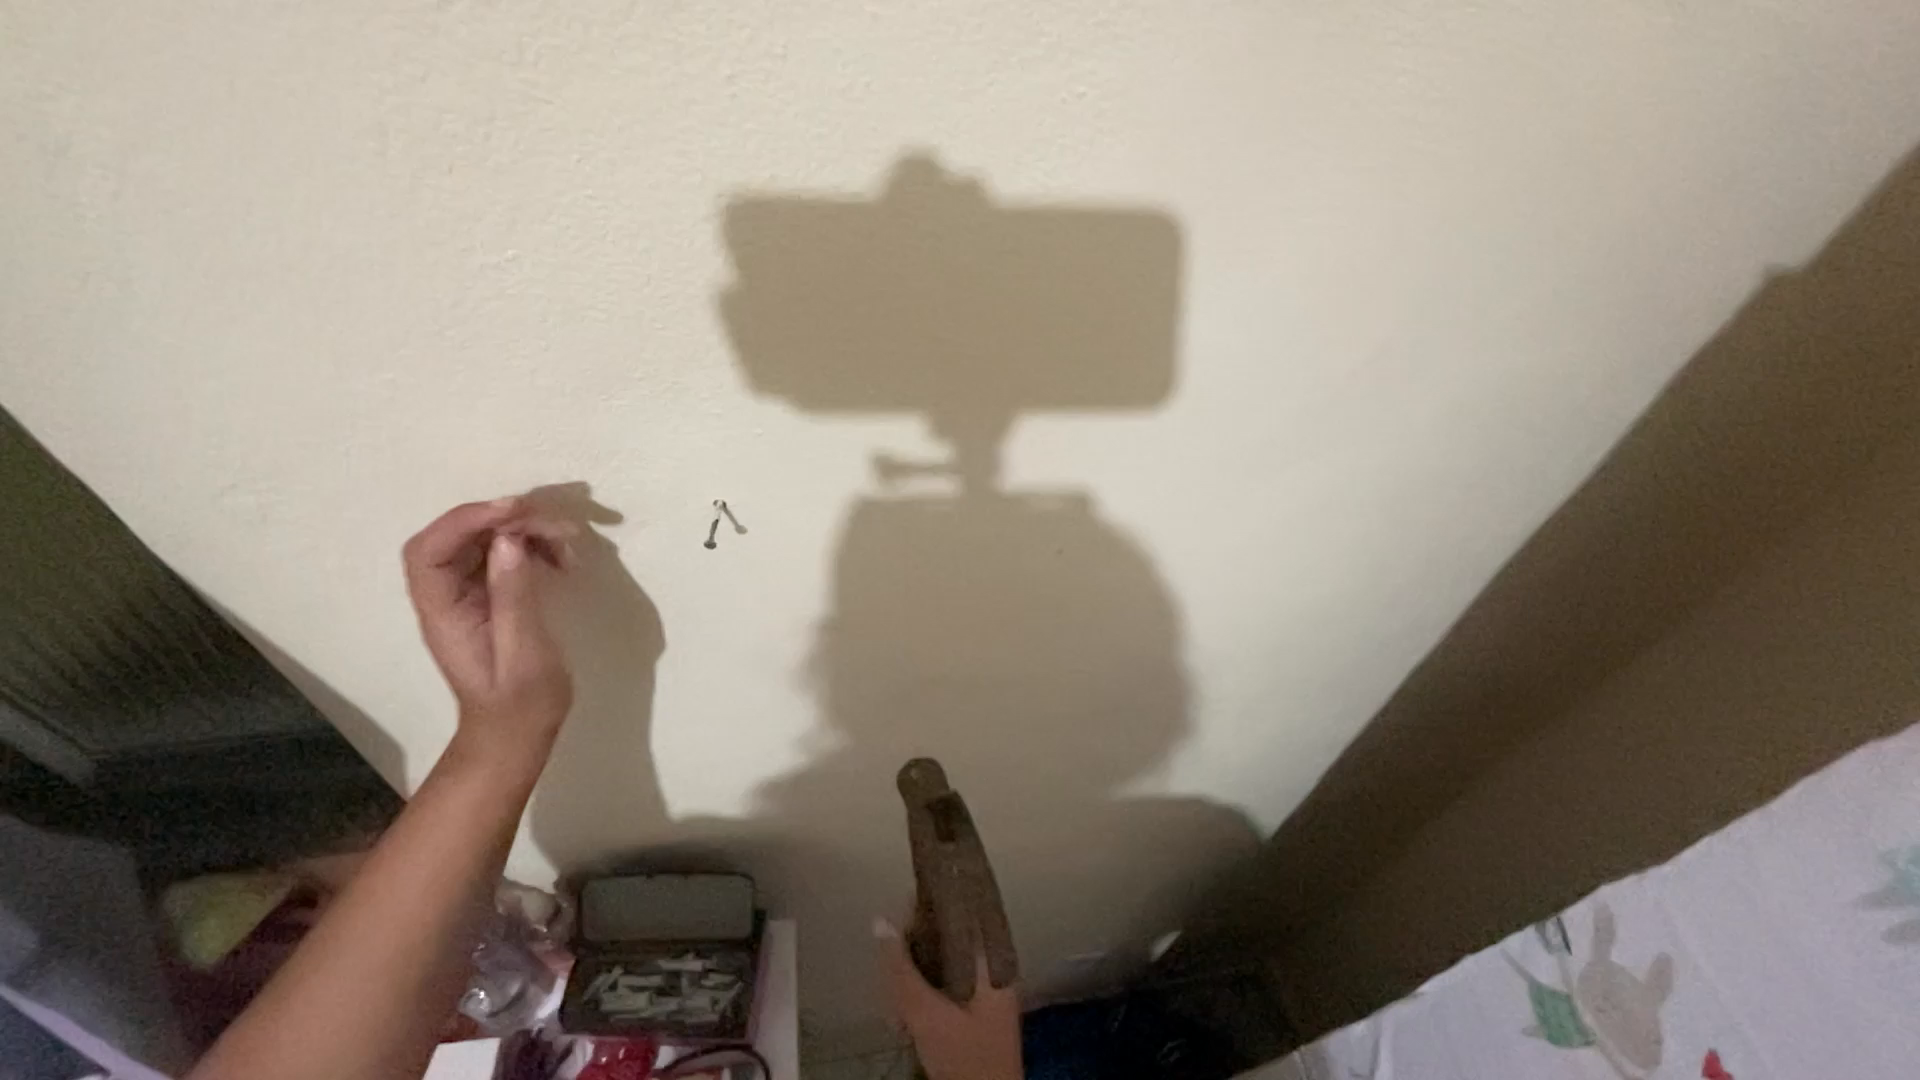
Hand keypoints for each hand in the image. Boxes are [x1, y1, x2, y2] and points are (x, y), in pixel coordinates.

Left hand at [402, 496, 577, 759]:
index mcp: (443, 611)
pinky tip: (564, 558)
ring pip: (485, 540)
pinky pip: (506, 554)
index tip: (516, 510)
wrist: (519, 731)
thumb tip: (509, 541)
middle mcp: (447, 596)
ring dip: (527, 530)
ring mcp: (469, 594)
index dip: (466, 520)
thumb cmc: (521, 701)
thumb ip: (514, 595)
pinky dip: (535, 546)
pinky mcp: (493, 595)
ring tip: (569, 541)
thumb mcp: (525, 652)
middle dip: (506, 518)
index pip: (431, 550)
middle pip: (459, 536)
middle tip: (556, 523)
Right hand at [875, 919, 1022, 1079]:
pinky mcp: (975, 1013)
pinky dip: (923, 999)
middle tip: (891, 969)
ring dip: (913, 981)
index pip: (962, 910)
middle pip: (948, 938)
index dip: (931, 904)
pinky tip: (903, 1022)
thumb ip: (901, 969)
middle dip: (914, 952)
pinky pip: (944, 989)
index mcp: (993, 958)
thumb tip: (880, 921)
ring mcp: (986, 993)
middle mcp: (993, 968)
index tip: (903, 904)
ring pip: (942, 965)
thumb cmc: (964, 1057)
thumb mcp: (926, 1013)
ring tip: (896, 1010)